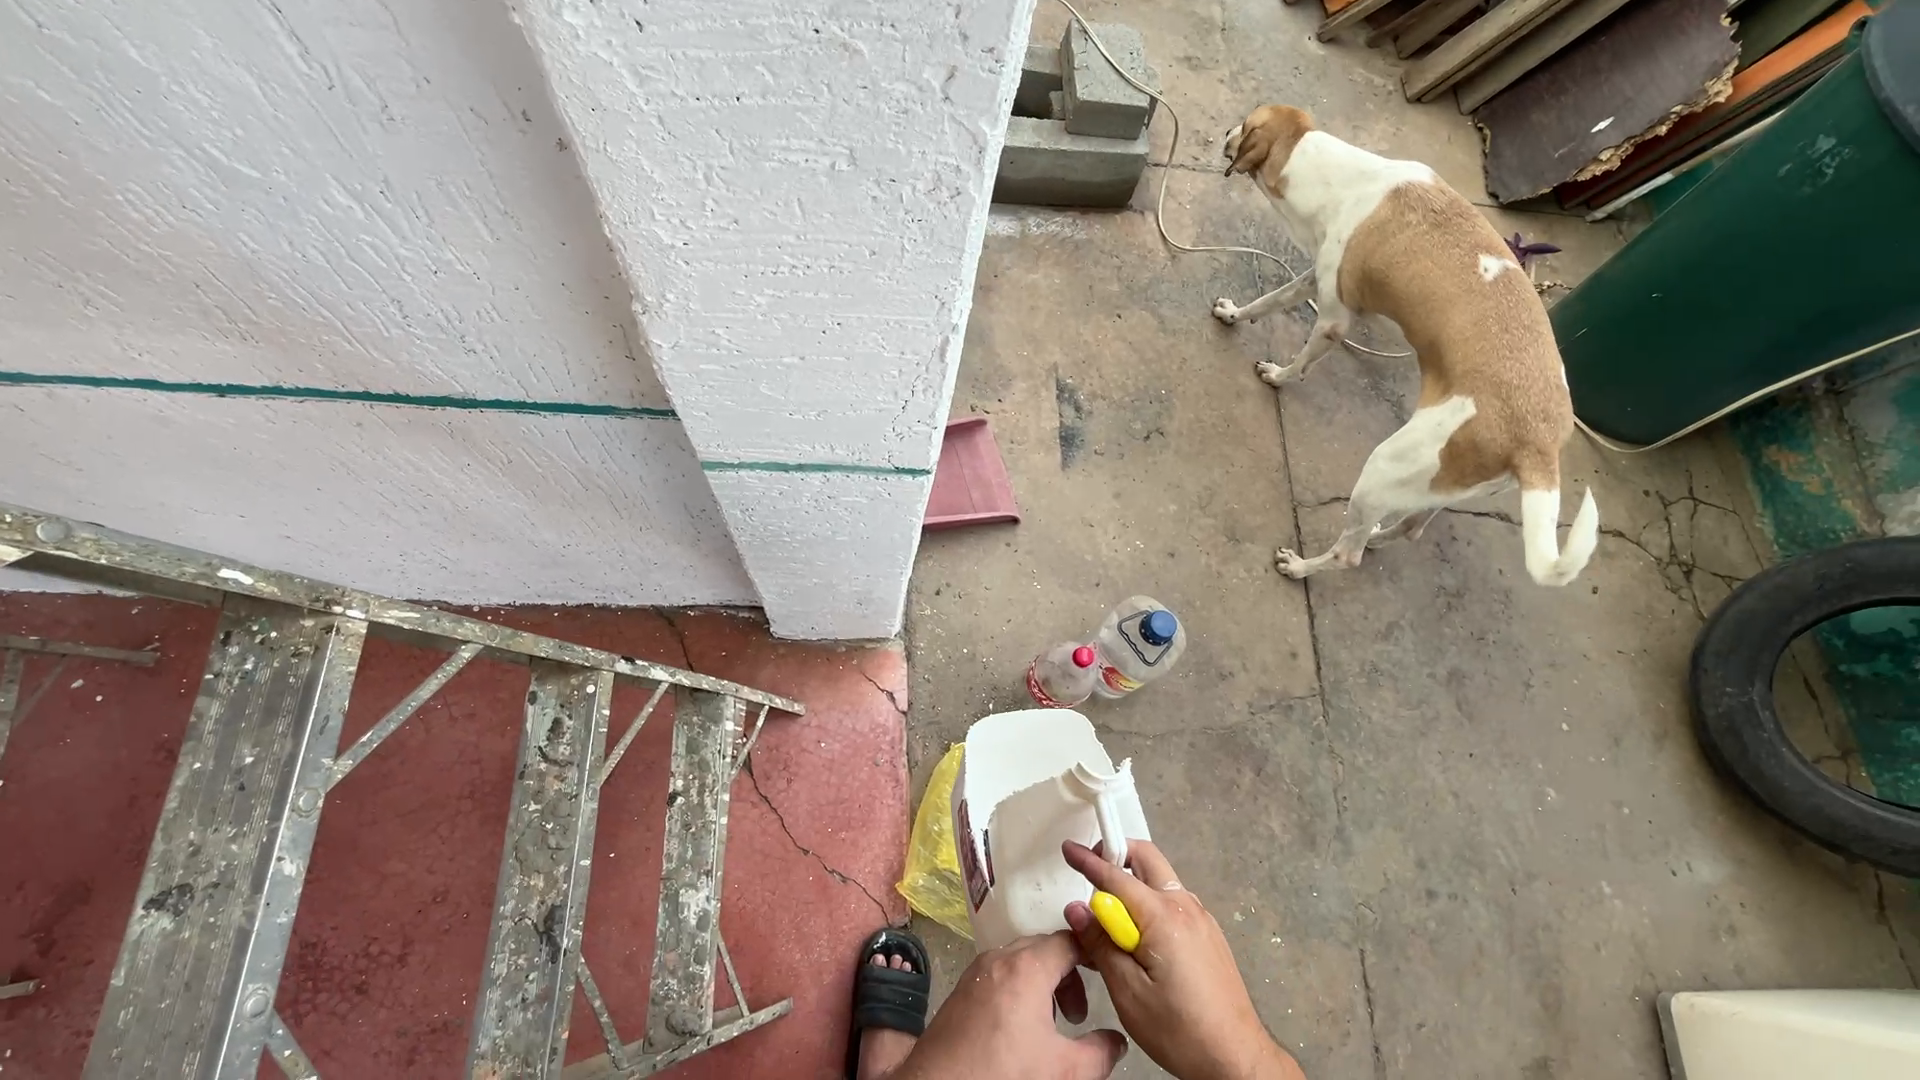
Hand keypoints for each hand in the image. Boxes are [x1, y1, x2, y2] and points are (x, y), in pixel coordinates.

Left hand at [897, 931, 1125, 1079]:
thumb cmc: (1004, 1073)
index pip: (1068, 940)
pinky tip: (1020, 1026)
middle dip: (1067, 974)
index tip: (1107, 970)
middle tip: (1077, 1014)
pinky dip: (1018, 987)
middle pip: (1044, 948)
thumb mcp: (1063, 1070)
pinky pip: (999, 972)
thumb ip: (1099, 1053)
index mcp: (1027, 967)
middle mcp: (1000, 958)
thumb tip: (1117, 1041)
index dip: (1092, 951)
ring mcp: (978, 971)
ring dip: (1043, 981)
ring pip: (1020, 960)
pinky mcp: (963, 988)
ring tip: (1050, 1022)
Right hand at [1063, 840, 1303, 1079]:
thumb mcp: (1127, 992)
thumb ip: (1100, 944)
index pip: (1115, 876)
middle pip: (1147, 857)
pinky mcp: (1208, 933)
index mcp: (1162, 917)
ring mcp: (1201, 918)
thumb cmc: (1181, 1030)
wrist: (1235, 1058)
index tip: (1070, 850)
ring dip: (1135, 882)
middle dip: (1117, 854)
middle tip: (1093, 870)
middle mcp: (1185, 907)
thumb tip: (1079, 911)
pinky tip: (1141, 939)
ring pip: (1161, 879)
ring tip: (1114, 917)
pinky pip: (1173, 901)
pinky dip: (1151, 903)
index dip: (1087, 861)